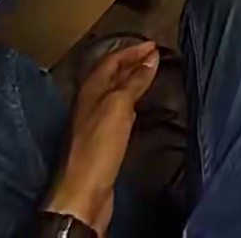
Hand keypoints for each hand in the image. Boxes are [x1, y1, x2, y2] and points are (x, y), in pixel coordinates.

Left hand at [43, 40, 159, 234]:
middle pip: (113, 73)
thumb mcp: (119, 105)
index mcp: (91, 88)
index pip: (113, 59)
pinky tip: (140, 104)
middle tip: (156, 56)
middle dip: (134, 62)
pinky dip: (131, 99)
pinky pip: (119, 108)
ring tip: (152, 74)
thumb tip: (152, 57)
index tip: (155, 45)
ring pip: (116, 90)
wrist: (83, 194)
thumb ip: (135, 80)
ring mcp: (95, 120)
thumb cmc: (99, 143)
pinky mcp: (102, 138)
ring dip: (133, 80)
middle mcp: (91, 100)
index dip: (134, 50)